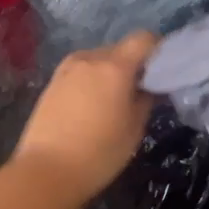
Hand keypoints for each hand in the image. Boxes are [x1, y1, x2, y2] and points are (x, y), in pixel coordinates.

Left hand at [10, 30, 159, 207]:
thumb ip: (145, 100)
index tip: (163, 68)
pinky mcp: (52, 80)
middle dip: (133, 64)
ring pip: (99, 59)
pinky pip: (81, 70)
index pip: (143, 38)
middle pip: (120, 48)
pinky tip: (90, 107)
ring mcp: (67, 67)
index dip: (157, 48)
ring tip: (113, 102)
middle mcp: (90, 57)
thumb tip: (148, 86)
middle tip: (140, 91)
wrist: (45, 171)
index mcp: (115, 66)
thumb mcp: (133, 130)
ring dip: (110, 72)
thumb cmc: (98, 153)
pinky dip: (91, 80)